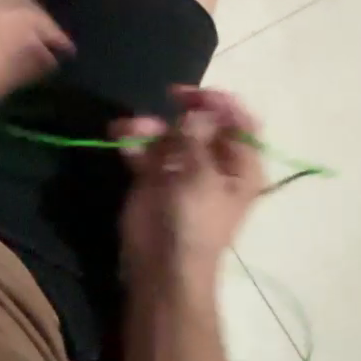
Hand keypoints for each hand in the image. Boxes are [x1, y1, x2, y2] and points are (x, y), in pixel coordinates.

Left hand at [0, 0, 72, 112]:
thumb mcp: (0, 79)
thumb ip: (29, 64)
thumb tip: (50, 56)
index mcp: (5, 15)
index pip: (43, 18)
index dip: (58, 37)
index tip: (68, 54)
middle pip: (23, 9)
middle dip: (40, 28)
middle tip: (50, 50)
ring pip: (3, 12)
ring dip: (19, 28)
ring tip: (27, 52)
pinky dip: (0, 30)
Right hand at [115, 86, 265, 285]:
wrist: (161, 265)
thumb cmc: (193, 223)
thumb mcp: (201, 178)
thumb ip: (196, 139)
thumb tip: (196, 111)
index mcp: (239, 166)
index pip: (238, 123)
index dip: (218, 103)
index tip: (189, 95)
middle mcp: (212, 163)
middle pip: (199, 124)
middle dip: (176, 115)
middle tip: (159, 110)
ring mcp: (180, 170)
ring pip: (166, 134)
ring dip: (146, 127)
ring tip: (127, 130)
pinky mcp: (150, 178)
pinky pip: (142, 150)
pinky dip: (131, 143)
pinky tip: (121, 143)